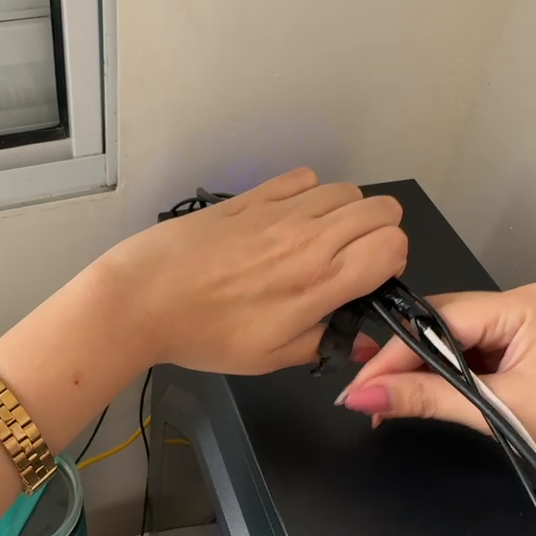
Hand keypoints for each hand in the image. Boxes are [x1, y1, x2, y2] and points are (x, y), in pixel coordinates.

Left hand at [90, 168, 407, 374]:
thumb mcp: (269, 358)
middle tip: (347, 261)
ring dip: (345, 213)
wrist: (142, 299)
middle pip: (382, 209)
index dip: (390, 263)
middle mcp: (308, 238)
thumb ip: (323, 344)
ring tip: (317, 242)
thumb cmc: (202, 334)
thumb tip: (360, 343)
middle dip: (378, 234)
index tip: (368, 281)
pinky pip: (301, 177)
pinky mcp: (250, 197)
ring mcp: (279, 212)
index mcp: (319, 282)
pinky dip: (308, 193)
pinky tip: (288, 219)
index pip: (394, 245)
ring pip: (346, 189)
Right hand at [338, 283, 535, 499]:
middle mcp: (525, 306)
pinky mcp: (523, 353)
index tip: (360, 382)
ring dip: (420, 375)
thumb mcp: (495, 412)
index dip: (394, 352)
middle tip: (364, 394)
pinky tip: (419, 398)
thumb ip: (424, 397)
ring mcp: (525, 329)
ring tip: (385, 402)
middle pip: (441, 328)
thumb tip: (363, 394)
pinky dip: (444, 382)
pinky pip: (470, 359)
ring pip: (451, 345)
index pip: (439, 320)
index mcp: (527, 305)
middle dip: (402, 364)